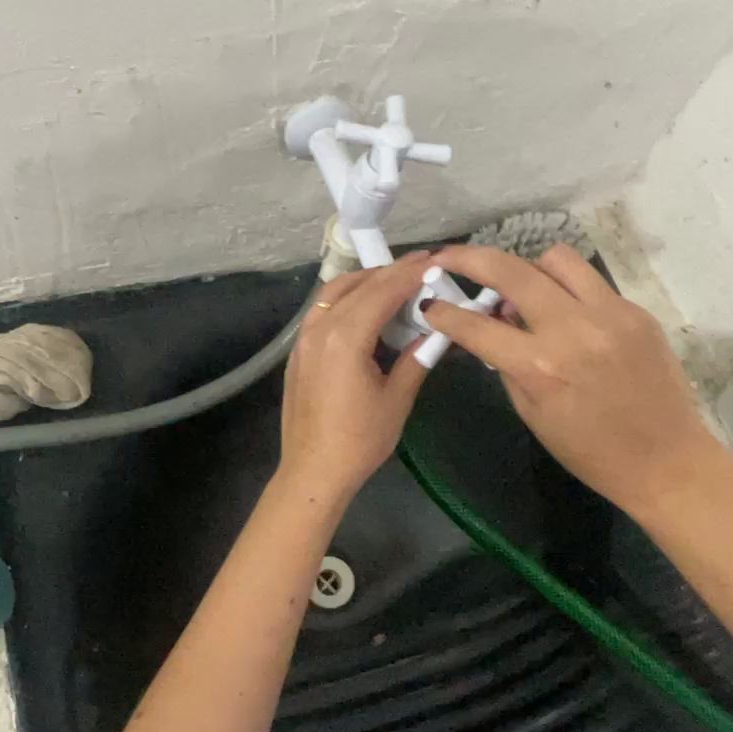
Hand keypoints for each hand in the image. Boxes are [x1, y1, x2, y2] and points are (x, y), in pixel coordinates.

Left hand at [277, 254, 435, 503]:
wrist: (313, 471)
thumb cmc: (359, 440)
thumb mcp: (396, 399)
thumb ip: (416, 358)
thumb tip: (434, 332)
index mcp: (345, 337)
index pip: (382, 291)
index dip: (410, 274)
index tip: (434, 261)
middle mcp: (319, 329)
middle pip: (358, 286)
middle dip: (390, 272)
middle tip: (420, 265)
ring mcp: (303, 340)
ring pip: (333, 294)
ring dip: (364, 281)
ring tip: (395, 280)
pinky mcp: (298, 353)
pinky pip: (322, 311)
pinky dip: (346, 299)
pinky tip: (365, 308)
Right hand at [423, 244, 725, 516]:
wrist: (667, 461)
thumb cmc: (588, 451)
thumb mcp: (531, 412)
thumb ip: (507, 363)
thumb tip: (494, 323)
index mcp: (541, 367)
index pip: (477, 326)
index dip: (444, 313)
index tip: (428, 304)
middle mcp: (574, 329)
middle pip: (511, 270)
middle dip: (470, 258)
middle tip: (448, 259)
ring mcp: (611, 314)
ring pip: (555, 259)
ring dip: (527, 269)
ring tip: (521, 293)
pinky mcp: (636, 311)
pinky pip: (590, 282)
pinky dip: (565, 291)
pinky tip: (564, 316)